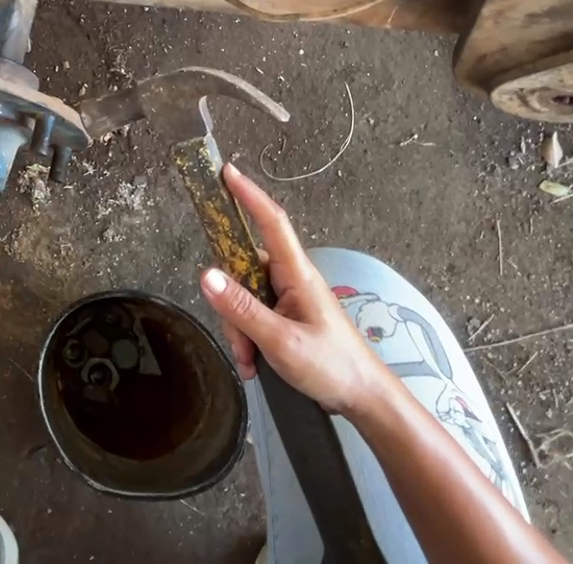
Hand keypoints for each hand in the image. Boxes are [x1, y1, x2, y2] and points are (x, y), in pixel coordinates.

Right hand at [198, 164, 392, 416]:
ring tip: (251, 361)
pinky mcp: (285, 315)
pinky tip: (255, 363)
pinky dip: (247, 337)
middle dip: (230, 304)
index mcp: (297, 273)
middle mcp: (290, 277)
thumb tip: (206, 274)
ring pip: (242, 296)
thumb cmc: (332, 367)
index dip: (248, 194)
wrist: (365, 401)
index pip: (271, 221)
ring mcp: (287, 297)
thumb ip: (242, 309)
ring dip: (239, 328)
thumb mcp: (281, 342)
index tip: (227, 171)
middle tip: (240, 344)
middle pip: (243, 268)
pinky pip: (251, 314)